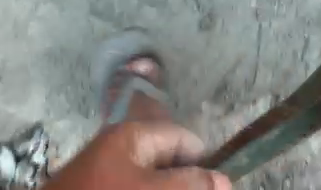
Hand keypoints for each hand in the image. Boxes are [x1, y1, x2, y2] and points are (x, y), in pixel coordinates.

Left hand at [43, 121, 230, 189]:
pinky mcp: (95, 188)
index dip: (204, 164)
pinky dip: (144, 188)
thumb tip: (226, 180)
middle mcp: (120, 148)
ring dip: (166, 186)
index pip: (183, 139)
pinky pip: (129, 185)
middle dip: (183, 182)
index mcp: (133, 135)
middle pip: (166, 162)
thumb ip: (189, 184)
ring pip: (148, 180)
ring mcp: (104, 174)